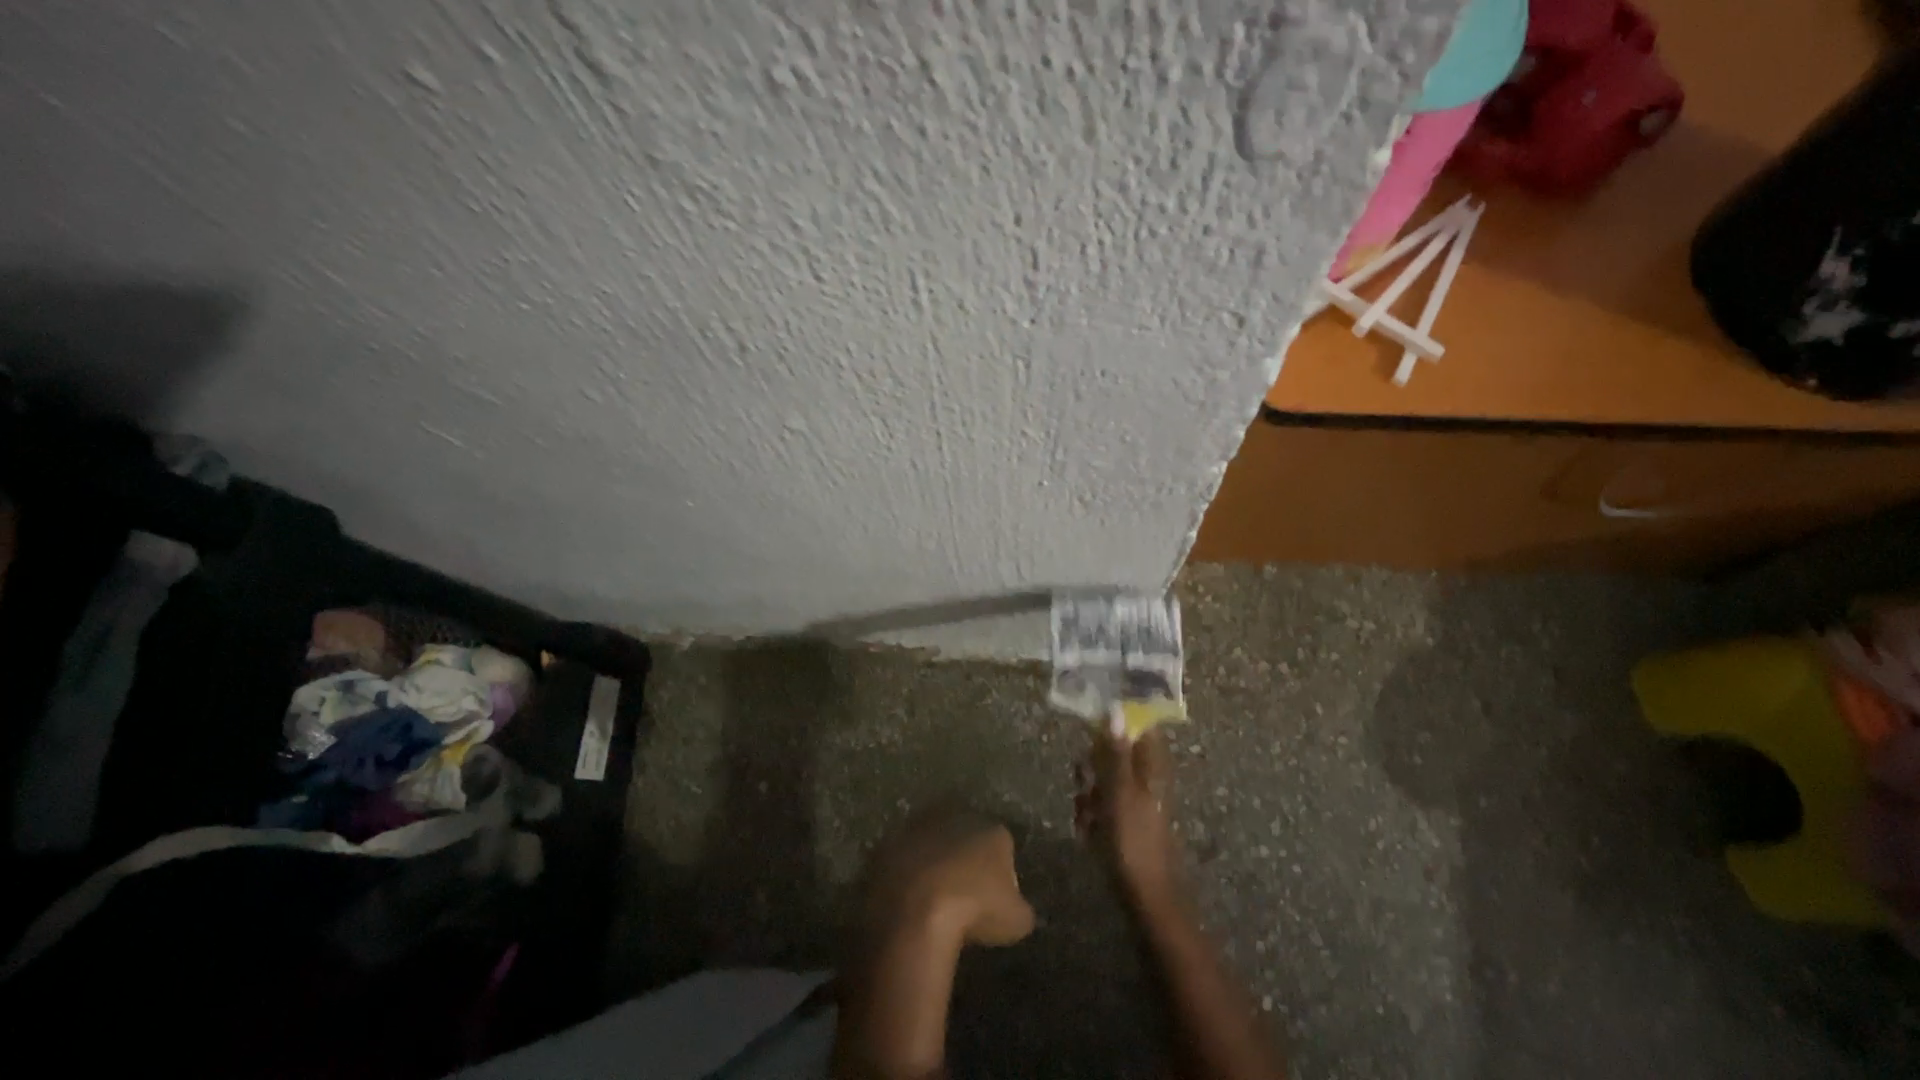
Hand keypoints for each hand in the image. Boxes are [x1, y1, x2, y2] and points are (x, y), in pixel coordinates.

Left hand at [861, 804, 1035, 946]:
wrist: (913, 911)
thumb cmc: (974, 910)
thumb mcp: (1016, 921)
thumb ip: (1020, 910)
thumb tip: (1017, 911)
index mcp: (991, 829)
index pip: (1002, 843)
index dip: (1000, 869)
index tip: (995, 895)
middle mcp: (954, 817)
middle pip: (964, 836)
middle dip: (964, 857)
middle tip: (963, 890)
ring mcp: (916, 828)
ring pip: (930, 842)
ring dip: (932, 861)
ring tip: (932, 896)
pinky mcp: (885, 844)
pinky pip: (901, 859)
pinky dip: (904, 874)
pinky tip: (906, 899)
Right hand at [1076, 729, 1181, 906]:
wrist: (1146, 896)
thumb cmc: (1134, 841)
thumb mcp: (1119, 792)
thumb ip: (1115, 752)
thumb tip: (1114, 709)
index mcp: (1151, 766)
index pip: (1135, 727)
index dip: (1112, 723)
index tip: (1089, 729)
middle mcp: (1144, 779)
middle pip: (1111, 755)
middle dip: (1091, 767)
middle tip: (1085, 783)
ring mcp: (1133, 803)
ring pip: (1101, 782)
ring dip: (1087, 795)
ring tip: (1086, 817)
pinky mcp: (1122, 824)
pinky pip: (1099, 808)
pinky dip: (1090, 817)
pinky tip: (1087, 833)